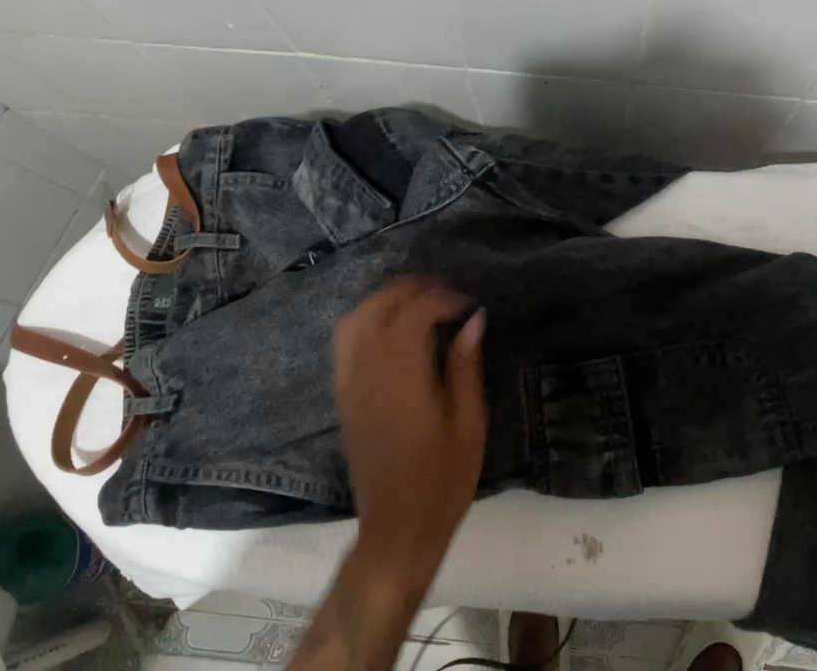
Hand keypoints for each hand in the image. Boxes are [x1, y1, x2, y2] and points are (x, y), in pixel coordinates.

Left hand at [332, 275, 487, 576]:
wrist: (398, 528)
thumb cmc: (444, 481)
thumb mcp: (470, 425)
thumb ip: (466, 367)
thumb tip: (473, 319)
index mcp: (403, 380)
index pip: (414, 315)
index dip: (442, 298)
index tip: (469, 304)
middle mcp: (369, 374)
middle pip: (380, 307)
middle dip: (412, 288)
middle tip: (447, 293)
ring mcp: (350, 384)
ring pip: (356, 318)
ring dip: (386, 299)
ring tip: (419, 301)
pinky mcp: (343, 396)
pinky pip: (344, 341)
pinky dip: (366, 319)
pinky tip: (391, 327)